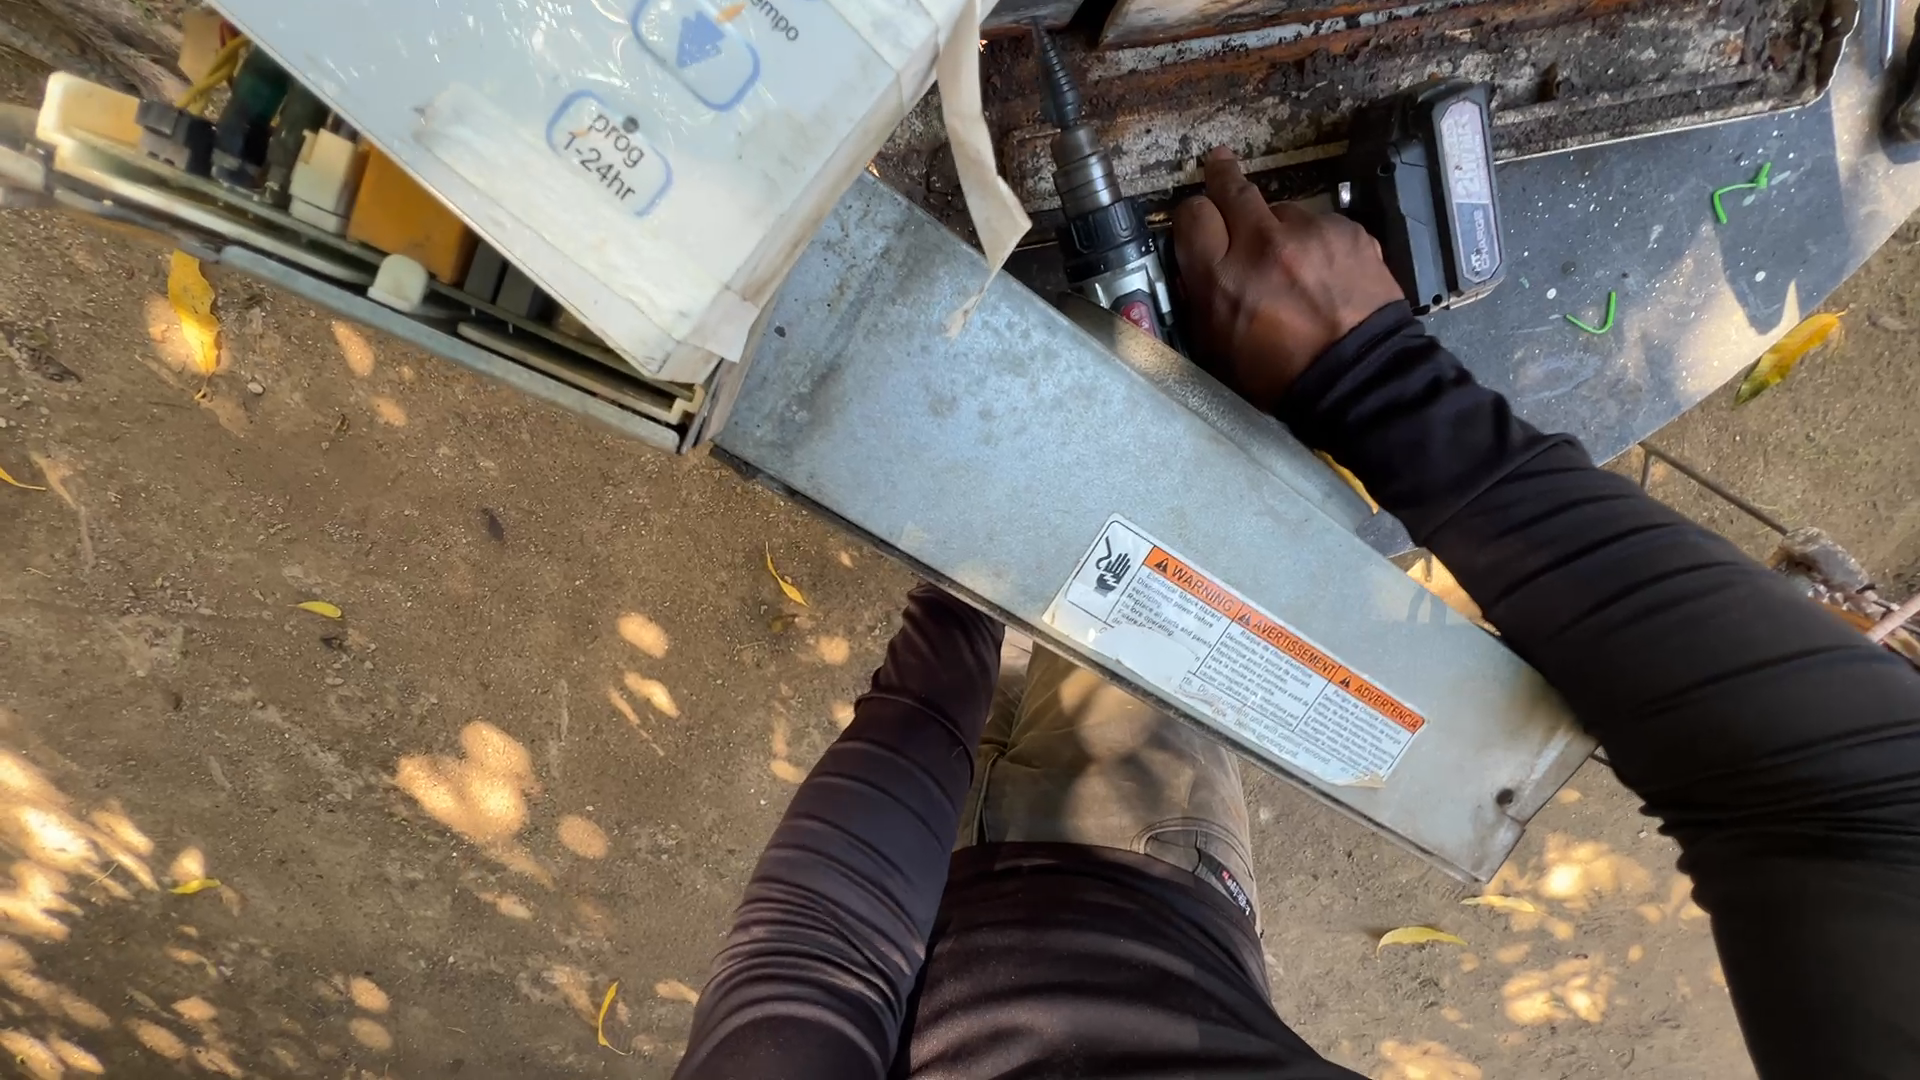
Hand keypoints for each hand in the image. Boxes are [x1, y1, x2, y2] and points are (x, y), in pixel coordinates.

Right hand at [1172, 147, 1405, 410]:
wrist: (1356, 376)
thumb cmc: (1278, 374)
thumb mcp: (1217, 347)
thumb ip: (1201, 299)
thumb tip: (1197, 268)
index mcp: (1221, 279)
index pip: (1192, 215)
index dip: (1192, 215)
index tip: (1196, 217)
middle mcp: (1261, 245)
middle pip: (1232, 188)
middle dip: (1222, 176)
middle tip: (1218, 166)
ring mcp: (1309, 233)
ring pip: (1280, 207)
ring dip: (1274, 224)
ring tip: (1284, 258)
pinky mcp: (1347, 231)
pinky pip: (1319, 223)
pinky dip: (1313, 240)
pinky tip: (1318, 270)